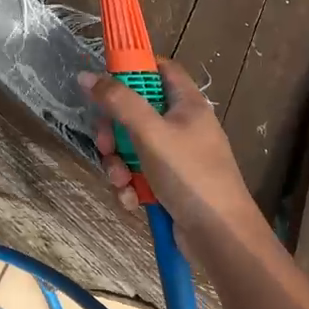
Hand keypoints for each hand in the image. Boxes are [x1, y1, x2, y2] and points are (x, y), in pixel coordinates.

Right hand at [79, 59, 266, 240]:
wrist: (223, 242)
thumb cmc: (190, 175)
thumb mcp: (150, 132)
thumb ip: (117, 101)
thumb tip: (86, 76)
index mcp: (187, 105)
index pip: (161, 68)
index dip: (134, 67)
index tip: (106, 76)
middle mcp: (182, 127)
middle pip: (135, 110)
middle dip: (113, 129)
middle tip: (106, 143)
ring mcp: (175, 158)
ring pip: (131, 145)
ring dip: (118, 162)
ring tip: (121, 180)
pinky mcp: (169, 185)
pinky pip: (138, 173)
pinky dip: (130, 185)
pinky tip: (131, 198)